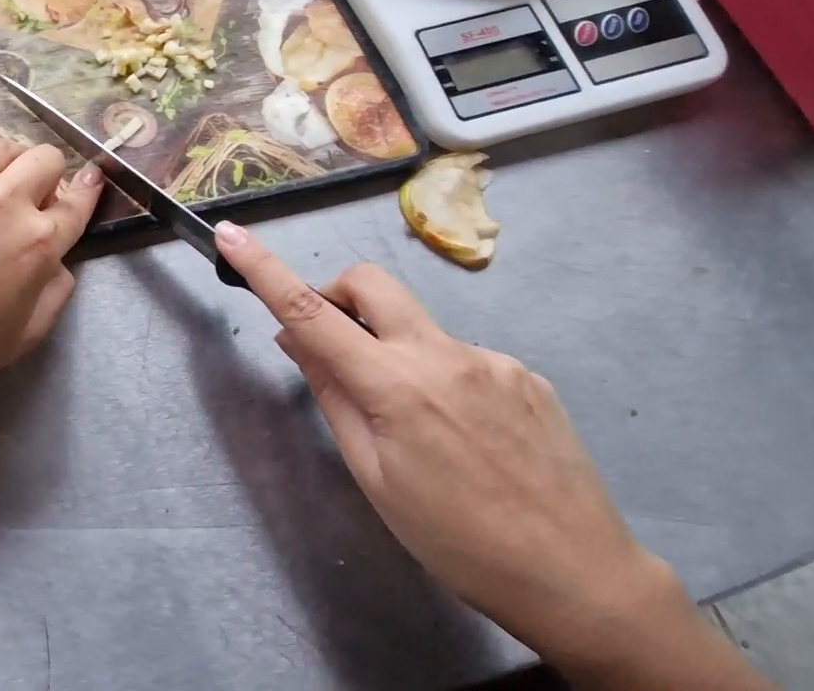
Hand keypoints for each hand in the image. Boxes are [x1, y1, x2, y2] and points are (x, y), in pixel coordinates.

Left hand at [0, 127, 102, 413]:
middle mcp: (6, 202)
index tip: (90, 181)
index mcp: (40, 243)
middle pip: (45, 159)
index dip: (88, 190)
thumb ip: (55, 293)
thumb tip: (59, 262)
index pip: (77, 202)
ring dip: (8, 157)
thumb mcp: (25, 335)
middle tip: (33, 193)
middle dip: (49, 172)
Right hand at [212, 223, 687, 668]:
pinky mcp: (526, 374)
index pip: (311, 313)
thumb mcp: (373, 475)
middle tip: (333, 343)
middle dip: (337, 295)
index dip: (264, 269)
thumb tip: (296, 339)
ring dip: (393, 349)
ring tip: (417, 425)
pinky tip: (462, 433)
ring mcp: (492, 360)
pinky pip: (459, 356)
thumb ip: (332, 395)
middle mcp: (443, 356)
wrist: (583, 580)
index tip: (230, 234)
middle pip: (370, 282)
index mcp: (395, 387)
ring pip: (416, 325)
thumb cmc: (455, 539)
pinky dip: (437, 376)